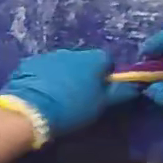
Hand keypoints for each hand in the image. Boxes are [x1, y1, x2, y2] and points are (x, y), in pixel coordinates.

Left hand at [0, 49, 141, 146]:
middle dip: (83, 75)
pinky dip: (44, 78)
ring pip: (61, 64)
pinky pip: (42, 69)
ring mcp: (46, 56)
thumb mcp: (102, 104)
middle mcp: (70, 52)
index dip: (106, 75)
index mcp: (92, 59)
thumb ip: (120, 92)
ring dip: (62, 75)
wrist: (30, 111)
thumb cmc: (72, 108)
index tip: (101, 91)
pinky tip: (41, 94)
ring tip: (58, 97)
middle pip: (83, 61)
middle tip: (79, 96)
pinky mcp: (27, 64)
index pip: (106, 61)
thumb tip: (134, 85)